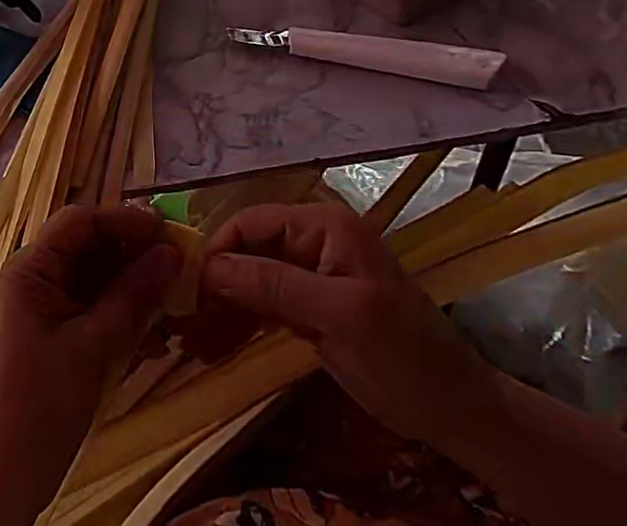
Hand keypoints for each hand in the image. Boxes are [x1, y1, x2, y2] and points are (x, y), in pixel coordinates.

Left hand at [0, 206, 179, 525]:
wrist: (1, 485)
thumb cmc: (40, 409)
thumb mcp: (95, 346)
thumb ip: (135, 294)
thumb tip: (173, 253)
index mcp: (29, 272)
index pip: (80, 222)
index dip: (125, 221)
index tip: (166, 235)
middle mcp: (35, 281)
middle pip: (91, 247)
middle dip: (135, 255)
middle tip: (177, 268)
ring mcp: (45, 308)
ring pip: (98, 276)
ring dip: (135, 285)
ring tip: (171, 302)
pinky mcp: (56, 333)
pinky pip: (95, 305)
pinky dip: (124, 312)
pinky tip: (153, 334)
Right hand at [198, 203, 495, 443]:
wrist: (448, 403)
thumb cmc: (401, 353)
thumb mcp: (337, 316)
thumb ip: (275, 285)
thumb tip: (210, 266)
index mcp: (325, 225)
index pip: (254, 222)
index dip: (218, 250)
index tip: (183, 291)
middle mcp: (316, 240)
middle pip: (250, 249)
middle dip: (215, 283)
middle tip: (178, 324)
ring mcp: (314, 275)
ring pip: (253, 279)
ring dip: (222, 307)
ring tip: (188, 340)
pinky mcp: (312, 307)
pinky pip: (266, 305)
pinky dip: (241, 323)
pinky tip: (214, 345)